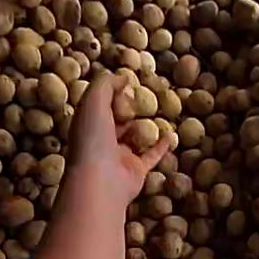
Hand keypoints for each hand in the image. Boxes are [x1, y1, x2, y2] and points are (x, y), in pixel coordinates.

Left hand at [61, 72, 170, 210]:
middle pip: (116, 121)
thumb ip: (107, 84)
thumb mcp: (94, 101)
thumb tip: (123, 77)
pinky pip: (151, 156)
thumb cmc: (93, 137)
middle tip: (142, 98)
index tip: (126, 84)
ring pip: (134, 138)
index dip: (111, 93)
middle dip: (127, 110)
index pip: (100, 104)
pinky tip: (170, 135)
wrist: (100, 180)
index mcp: (88, 124)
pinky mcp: (136, 170)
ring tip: (158, 113)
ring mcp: (120, 157)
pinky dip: (161, 146)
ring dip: (145, 127)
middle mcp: (102, 140)